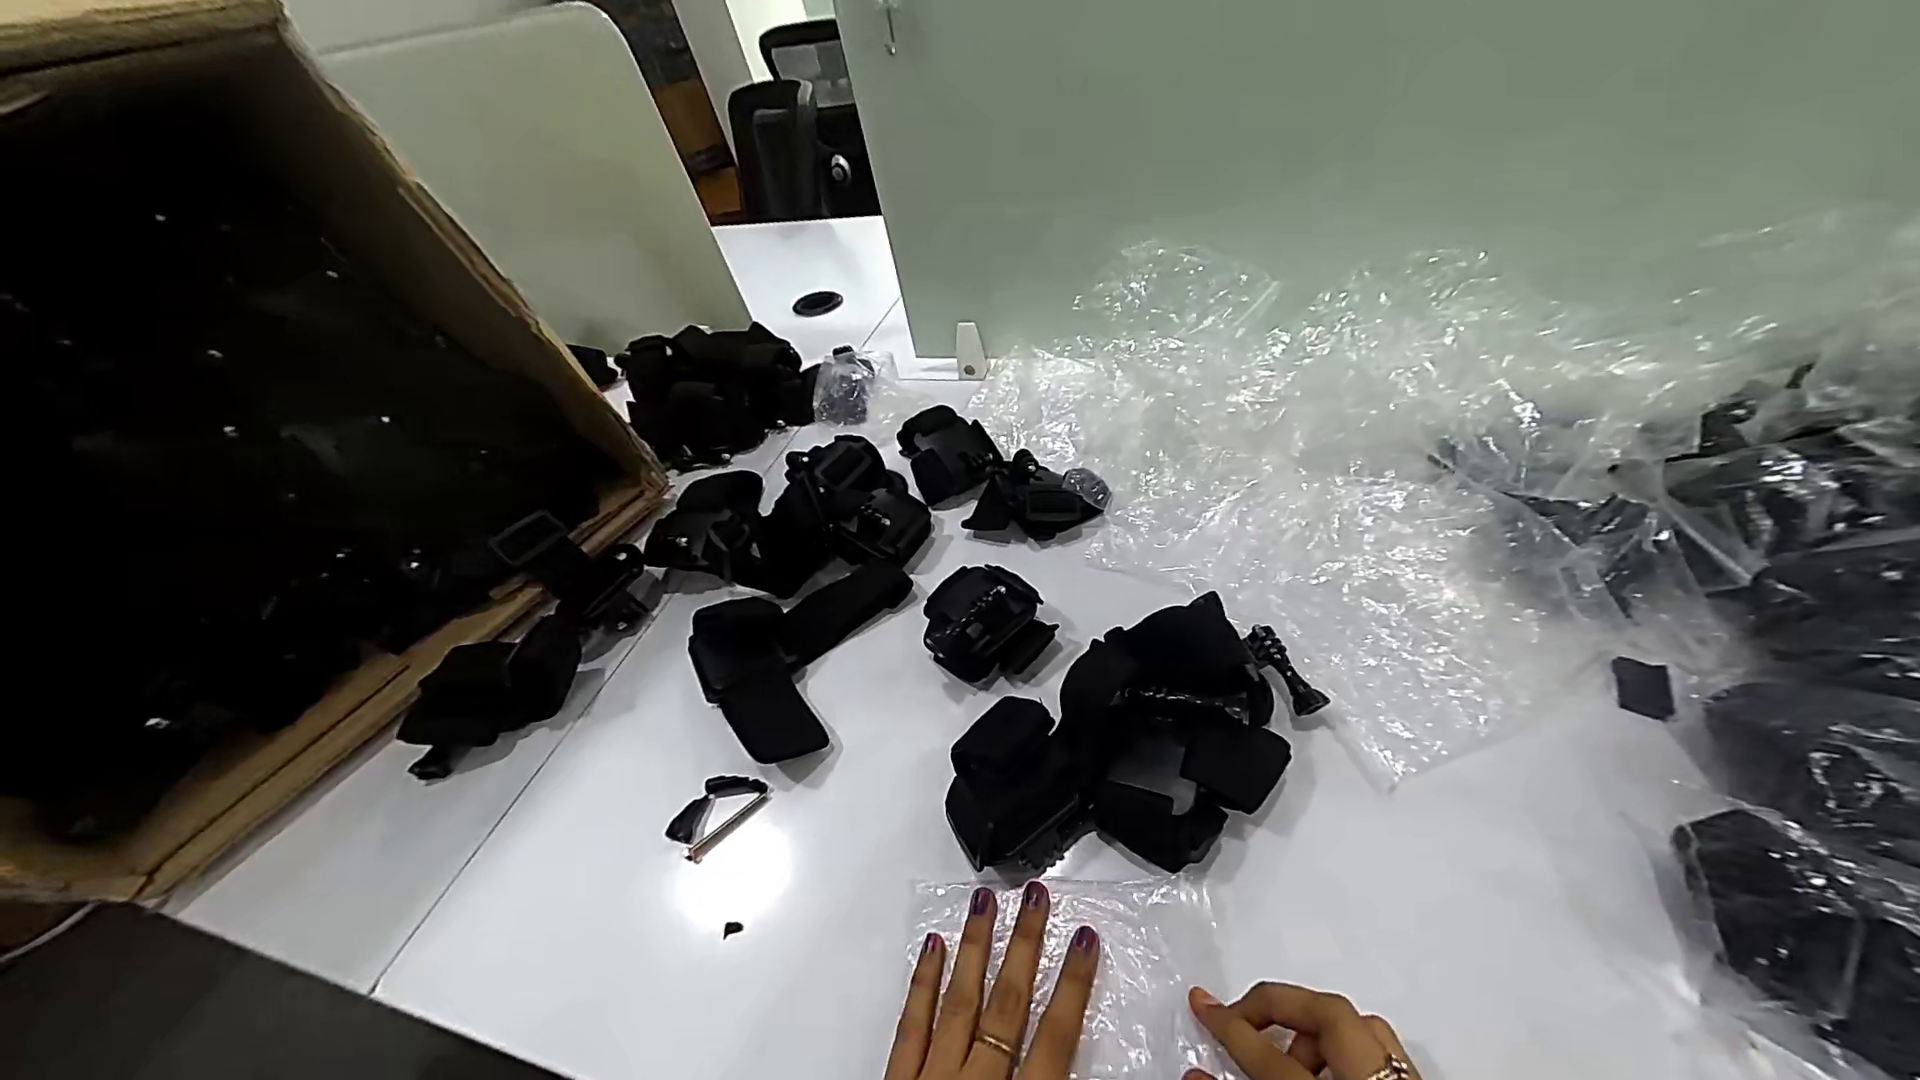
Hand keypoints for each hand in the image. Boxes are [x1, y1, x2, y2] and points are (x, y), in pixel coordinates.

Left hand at [884, 882, 1100, 1079]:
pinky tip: (932, 945)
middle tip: (1035, 897)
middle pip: (1008, 1002)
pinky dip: (923, 983)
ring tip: (986, 900)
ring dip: (977, 945)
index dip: (1073, 983)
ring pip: (960, 999)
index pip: (1055, 1038)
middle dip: (1024, 944)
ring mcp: (931, 1079)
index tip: (1084, 939)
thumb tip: (1092, 1072)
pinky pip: (911, 1025)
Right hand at [1185, 983, 1420, 1079]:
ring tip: (1287, 1060)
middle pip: (1328, 1014)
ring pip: (1364, 1027)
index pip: (1269, 1053)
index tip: (1201, 1005)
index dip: (1227, 1024)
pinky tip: (1329, 1072)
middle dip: (1279, 1010)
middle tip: (1243, 1023)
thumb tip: (1196, 1074)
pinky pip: (1385, 1050)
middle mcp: (1376, 1079)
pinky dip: (1350, 1049)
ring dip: (1315, 1033)